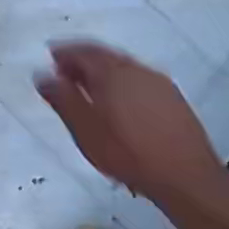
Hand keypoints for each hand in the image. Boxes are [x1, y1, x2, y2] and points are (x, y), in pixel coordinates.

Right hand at [35, 41, 228, 208]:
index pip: (82, 51)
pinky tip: (118, 100)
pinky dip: (121, 81)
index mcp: (111, 73)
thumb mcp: (84, 129)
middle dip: (82, 59)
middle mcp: (136, 70)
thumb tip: (43, 76)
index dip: (63, 52)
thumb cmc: (127, 153)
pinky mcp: (173, 99)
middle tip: (65, 71)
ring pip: (123, 66)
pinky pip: (139, 79)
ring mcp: (159, 83)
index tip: (51, 57)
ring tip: (88, 87)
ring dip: (102, 70)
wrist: (186, 177)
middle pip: (104, 55)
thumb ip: (62, 99)